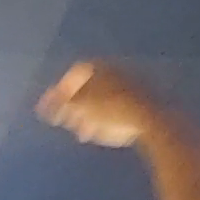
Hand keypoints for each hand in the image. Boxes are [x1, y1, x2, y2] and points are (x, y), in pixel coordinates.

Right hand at [35, 61, 161, 147]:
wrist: (156, 122)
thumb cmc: (112, 110)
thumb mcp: (81, 107)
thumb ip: (60, 104)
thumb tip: (43, 105)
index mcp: (100, 66)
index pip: (75, 74)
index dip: (61, 90)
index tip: (55, 108)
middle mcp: (117, 71)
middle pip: (90, 87)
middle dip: (77, 106)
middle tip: (68, 122)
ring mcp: (135, 86)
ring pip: (105, 100)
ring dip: (91, 116)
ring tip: (84, 134)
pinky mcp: (148, 104)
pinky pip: (120, 109)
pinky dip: (108, 120)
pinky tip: (104, 133)